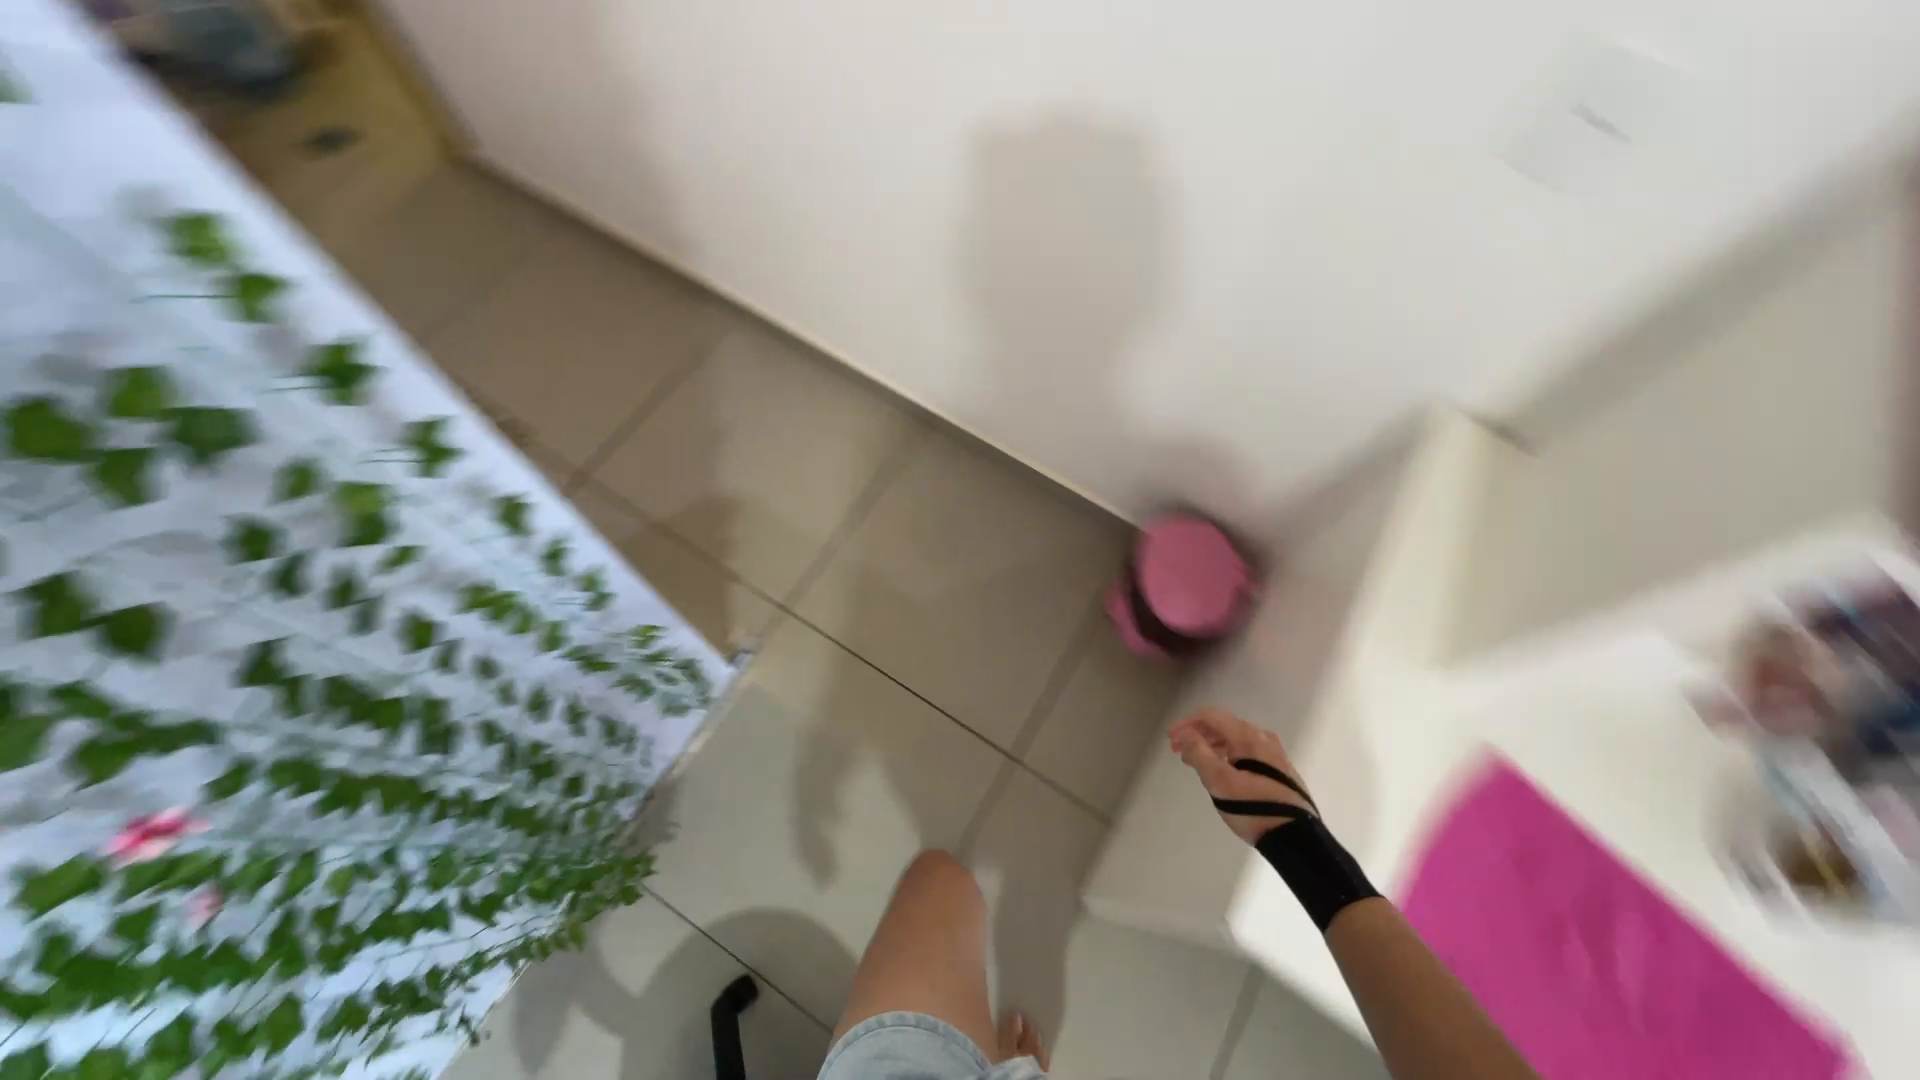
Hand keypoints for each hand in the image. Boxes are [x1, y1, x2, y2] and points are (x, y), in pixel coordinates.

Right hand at [1169, 707, 1314, 845]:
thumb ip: (1199, 753)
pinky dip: (1227, 753)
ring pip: (1235, 738)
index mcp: (1247, 736)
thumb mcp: (1219, 782)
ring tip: (1196, 762)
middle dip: (1197, 734)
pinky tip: (1222, 770)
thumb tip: (1185, 733)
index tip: (1170, 739)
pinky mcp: (1279, 768)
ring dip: (1211, 745)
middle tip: (1178, 752)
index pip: (1211, 716)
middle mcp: (1262, 738)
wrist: (1296, 837)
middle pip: (1223, 725)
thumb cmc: (1253, 807)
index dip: (1186, 723)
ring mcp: (1273, 753)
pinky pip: (1246, 751)